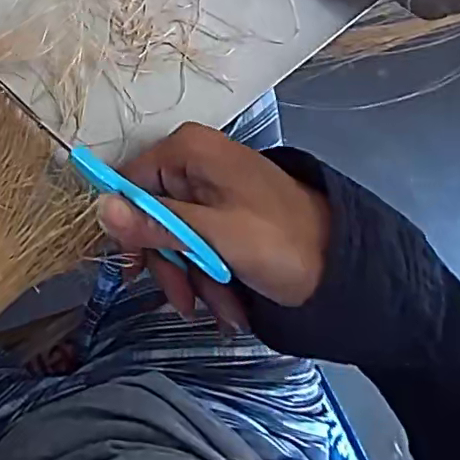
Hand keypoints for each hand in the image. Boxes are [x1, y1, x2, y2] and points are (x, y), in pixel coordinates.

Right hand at [96, 122, 329, 331]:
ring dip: (191, 274)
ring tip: (223, 310)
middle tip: (187, 302)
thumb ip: (156, 223)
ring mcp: (208, 181)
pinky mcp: (222, 204)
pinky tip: (229, 300)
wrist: (361, 275)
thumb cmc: (286, 245)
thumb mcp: (216, 238)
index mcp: (186, 149)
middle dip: (171, 261)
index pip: (129, 182)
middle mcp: (191, 157)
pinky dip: (207, 269)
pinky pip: (195, 235)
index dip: (129, 227)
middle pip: (150, 210)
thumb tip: (98, 209)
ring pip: (172, 229)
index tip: (135, 271)